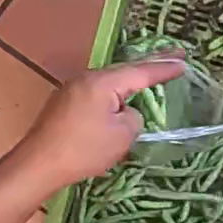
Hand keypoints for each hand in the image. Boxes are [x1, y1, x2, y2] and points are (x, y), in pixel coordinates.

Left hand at [5, 59, 186, 192]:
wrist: (38, 164)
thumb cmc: (83, 149)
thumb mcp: (123, 135)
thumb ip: (135, 117)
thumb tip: (126, 113)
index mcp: (102, 82)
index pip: (140, 72)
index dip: (163, 68)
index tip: (183, 62)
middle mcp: (86, 79)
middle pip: (124, 71)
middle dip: (149, 67)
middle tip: (174, 58)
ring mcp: (72, 90)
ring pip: (109, 84)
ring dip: (129, 84)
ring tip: (151, 81)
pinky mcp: (63, 105)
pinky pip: (96, 96)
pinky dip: (112, 98)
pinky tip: (120, 104)